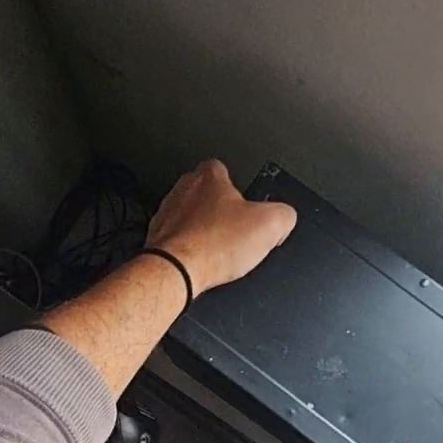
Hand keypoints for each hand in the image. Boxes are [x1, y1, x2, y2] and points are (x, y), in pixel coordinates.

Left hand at [145, 160, 297, 297]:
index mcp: (209, 176)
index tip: (247, 209)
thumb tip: (284, 219)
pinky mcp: (157, 239)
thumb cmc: (211, 247)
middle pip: (207, 196)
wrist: (175, 273)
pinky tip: (200, 263)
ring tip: (216, 251)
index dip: (241, 191)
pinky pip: (177, 241)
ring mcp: (166, 214)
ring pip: (190, 219)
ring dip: (203, 233)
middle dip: (220, 213)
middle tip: (234, 234)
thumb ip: (285, 214)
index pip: (226, 170)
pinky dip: (188, 251)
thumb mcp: (270, 225)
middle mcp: (183, 190)